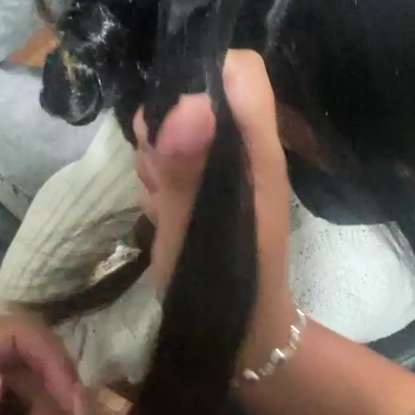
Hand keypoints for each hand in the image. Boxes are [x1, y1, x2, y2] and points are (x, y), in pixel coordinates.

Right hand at [130, 50, 297, 364]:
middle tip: (157, 171)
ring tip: (162, 202)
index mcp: (257, 149)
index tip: (167, 108)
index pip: (240, 70)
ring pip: (177, 130)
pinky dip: (158, 182)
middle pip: (198, 96)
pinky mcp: (206, 189)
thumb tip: (189, 102)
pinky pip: (170, 162)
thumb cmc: (225, 291)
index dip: (202, 71)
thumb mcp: (196, 233)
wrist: (238, 343)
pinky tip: (162, 214)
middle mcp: (244, 150)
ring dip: (158, 158)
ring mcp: (224, 170)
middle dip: (165, 124)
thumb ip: (189, 171)